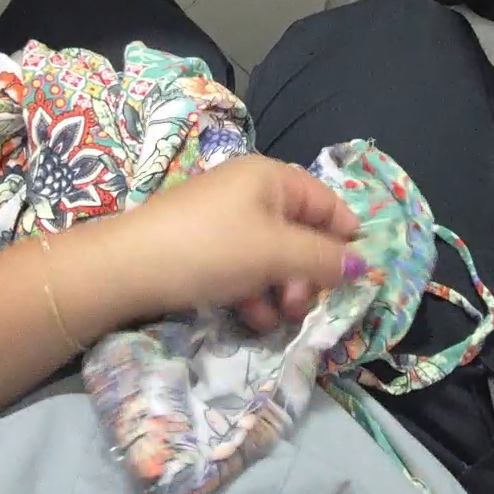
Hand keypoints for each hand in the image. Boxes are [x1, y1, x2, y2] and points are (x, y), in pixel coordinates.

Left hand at [102, 156, 362, 332]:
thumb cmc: (211, 248)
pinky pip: (246, 265)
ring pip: (275, 255)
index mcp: (271, 177)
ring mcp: (227, 217)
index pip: (326, 202)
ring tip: (271, 316)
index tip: (356, 279)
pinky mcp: (207, 244)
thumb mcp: (275, 253)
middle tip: (299, 306)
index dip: (345, 239)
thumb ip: (323, 259)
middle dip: (307, 273)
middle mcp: (252, 190)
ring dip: (281, 288)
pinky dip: (253, 290)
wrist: (129, 266)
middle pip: (301, 232)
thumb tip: (365, 264)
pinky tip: (247, 315)